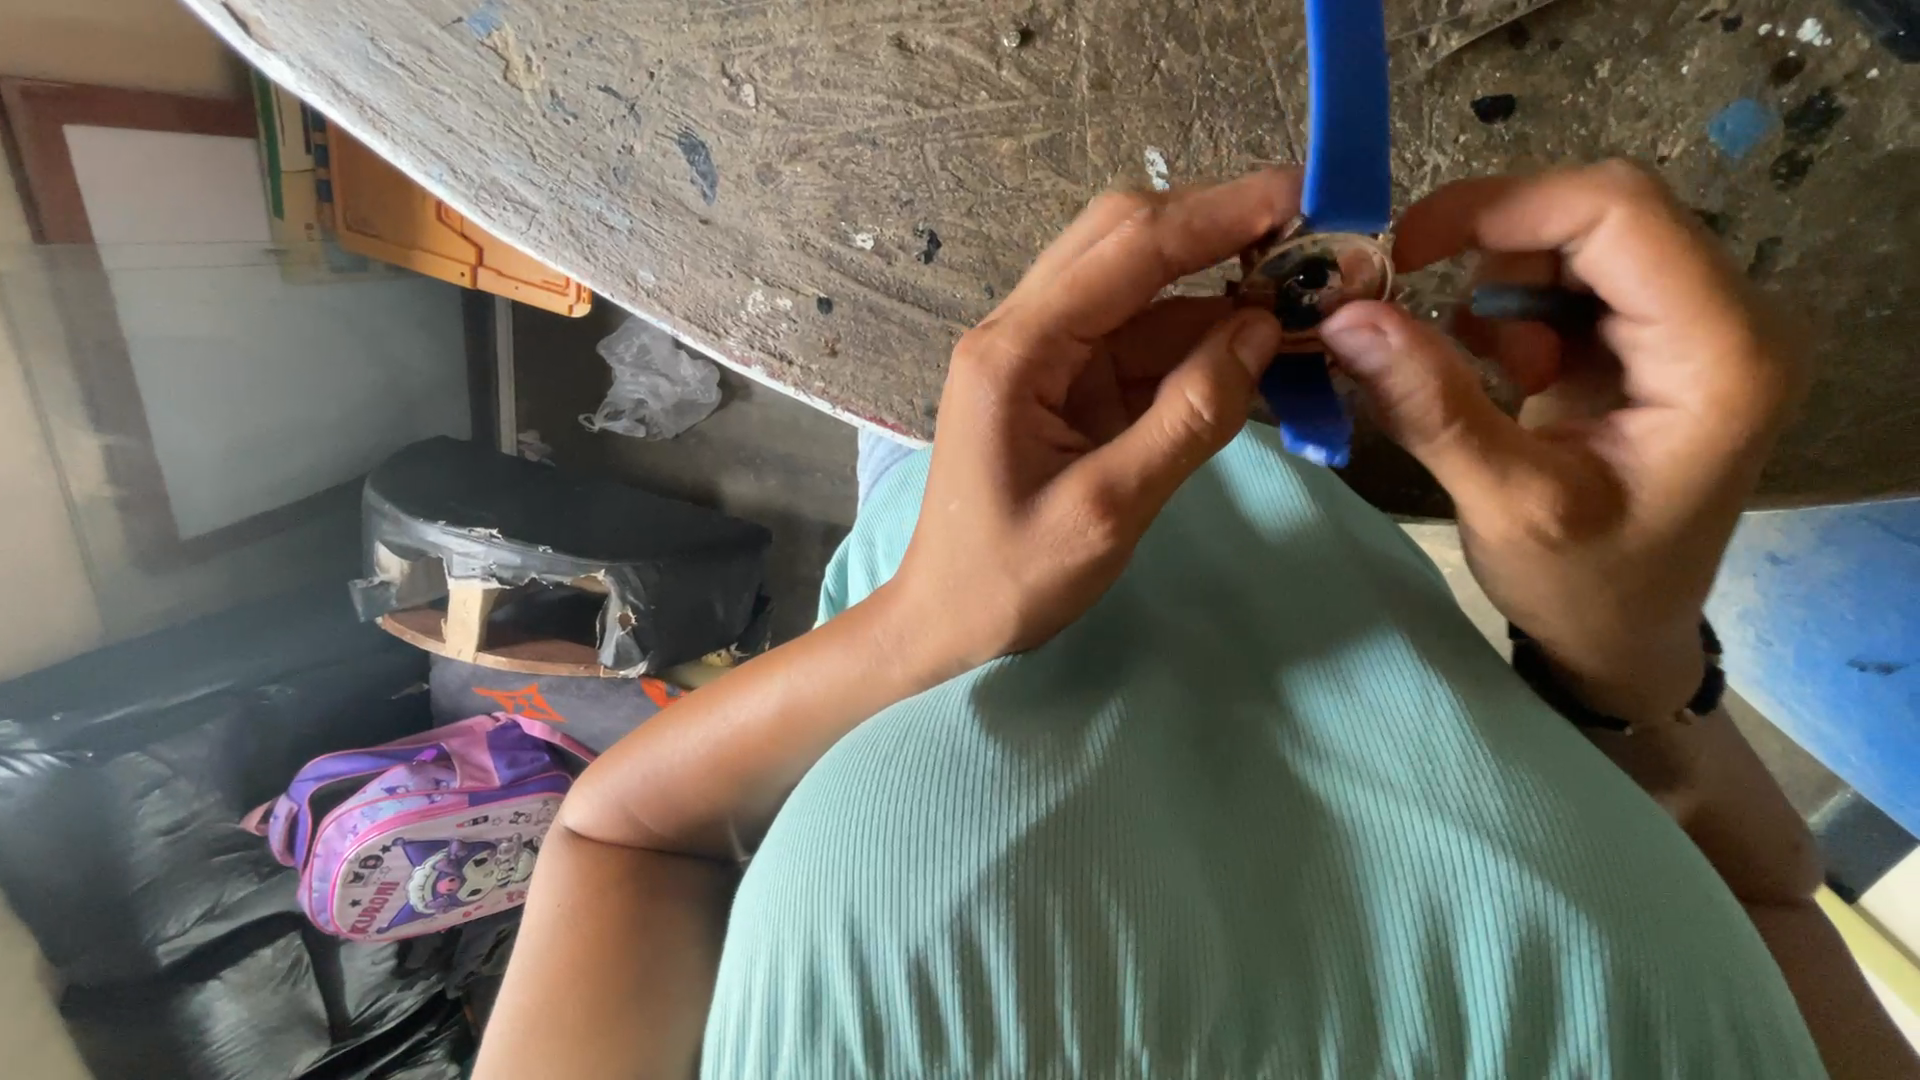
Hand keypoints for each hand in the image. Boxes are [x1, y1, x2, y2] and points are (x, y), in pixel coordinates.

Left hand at [888, 170, 1296, 671]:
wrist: (947, 617)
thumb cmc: (1010, 577)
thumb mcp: (1107, 510)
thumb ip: (1188, 418)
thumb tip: (1262, 331)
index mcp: (1015, 352)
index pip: (1125, 250)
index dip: (1215, 215)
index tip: (1301, 196)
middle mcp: (1022, 334)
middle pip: (1121, 244)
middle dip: (1213, 231)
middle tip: (1304, 239)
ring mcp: (1041, 359)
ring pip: (1133, 291)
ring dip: (1211, 288)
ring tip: (1297, 297)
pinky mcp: (1061, 388)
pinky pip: (1133, 342)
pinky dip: (1192, 340)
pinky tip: (1248, 346)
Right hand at [1317, 161, 1803, 721]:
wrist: (1619, 630)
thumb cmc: (1582, 582)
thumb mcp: (1504, 501)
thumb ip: (1430, 407)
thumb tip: (1345, 320)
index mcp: (1720, 350)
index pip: (1616, 213)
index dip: (1498, 209)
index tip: (1398, 254)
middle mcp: (1722, 314)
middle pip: (1592, 217)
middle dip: (1485, 251)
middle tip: (1413, 310)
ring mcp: (1684, 326)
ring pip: (1568, 245)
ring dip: (1494, 293)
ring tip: (1483, 373)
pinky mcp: (1643, 343)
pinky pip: (1561, 284)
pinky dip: (1503, 314)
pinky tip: (1502, 375)